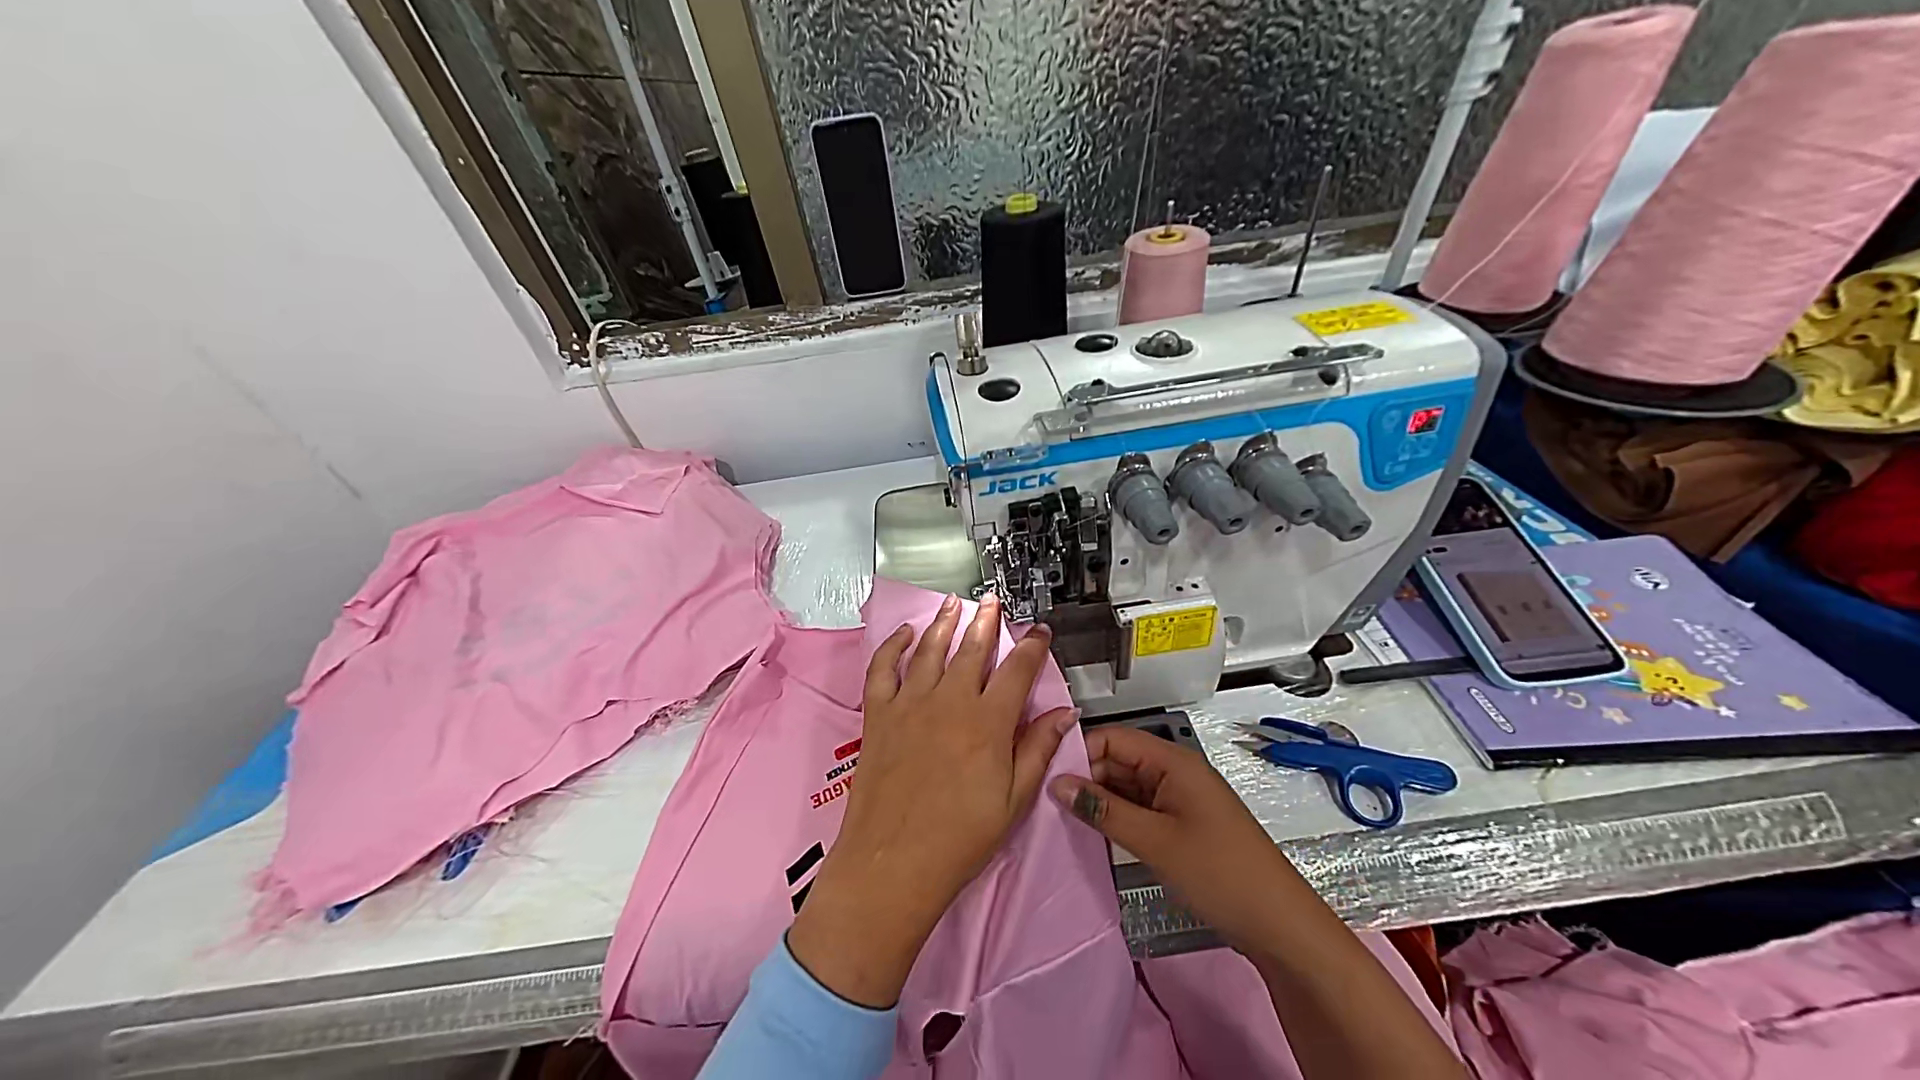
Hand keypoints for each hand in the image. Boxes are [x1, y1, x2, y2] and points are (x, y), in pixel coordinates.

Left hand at [788, 594, 1077, 1006]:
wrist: (893, 863)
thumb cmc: (959, 839)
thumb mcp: (1013, 800)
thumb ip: (1037, 750)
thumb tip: (1063, 715)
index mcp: (988, 723)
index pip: (1017, 670)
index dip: (1032, 647)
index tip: (1039, 632)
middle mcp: (949, 702)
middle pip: (972, 648)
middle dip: (987, 622)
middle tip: (993, 603)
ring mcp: (909, 704)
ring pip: (931, 649)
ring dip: (945, 622)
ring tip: (954, 603)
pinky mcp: (878, 715)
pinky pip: (883, 669)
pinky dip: (893, 646)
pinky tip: (905, 634)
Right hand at [1050, 727, 1465, 1079]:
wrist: (1280, 926)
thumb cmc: (1219, 873)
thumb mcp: (1154, 841)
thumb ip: (1103, 810)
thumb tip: (1056, 784)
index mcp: (1172, 761)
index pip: (1113, 738)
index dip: (1080, 753)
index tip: (1046, 777)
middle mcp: (1175, 771)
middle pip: (1118, 760)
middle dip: (1086, 778)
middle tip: (1049, 805)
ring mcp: (1180, 798)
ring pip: (1127, 786)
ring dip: (1101, 801)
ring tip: (1065, 821)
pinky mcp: (1182, 823)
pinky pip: (1141, 808)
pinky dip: (1119, 818)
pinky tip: (1096, 835)